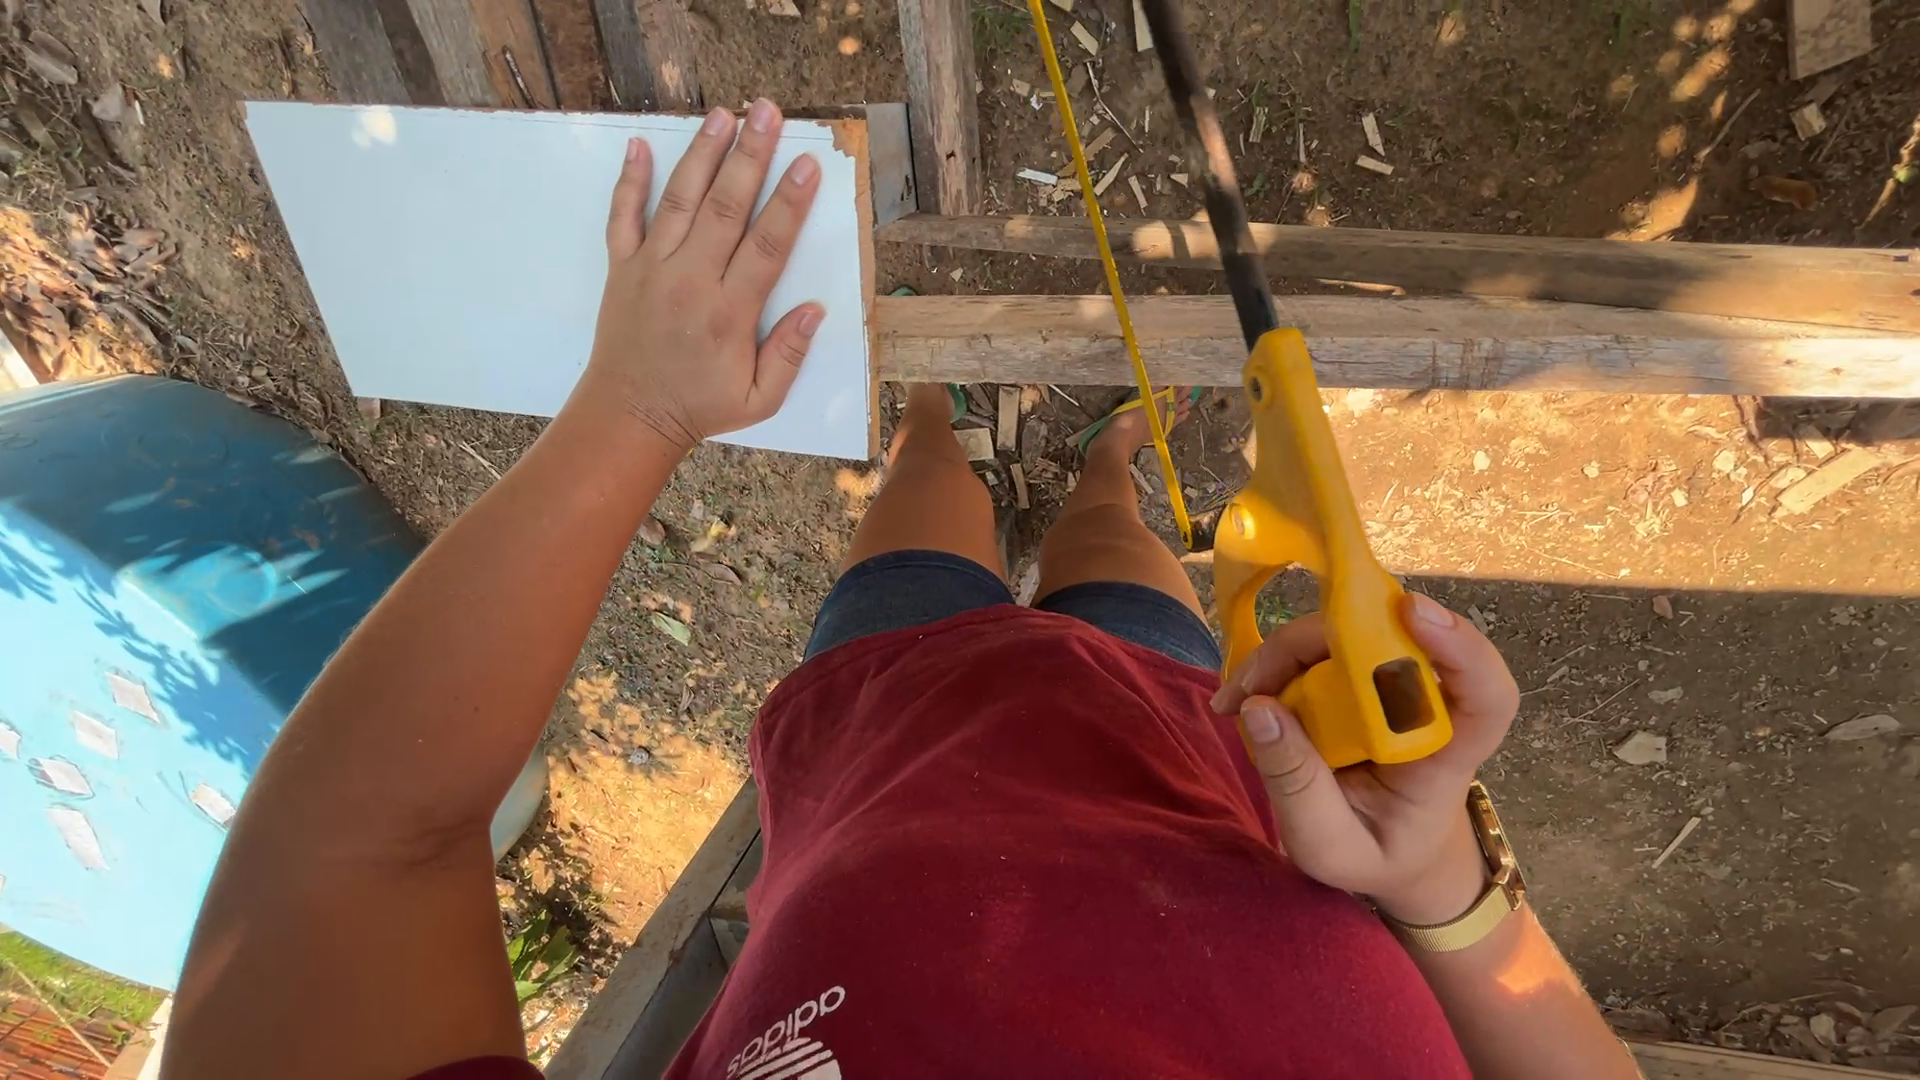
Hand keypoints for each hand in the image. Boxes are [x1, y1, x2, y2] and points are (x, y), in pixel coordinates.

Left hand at [579, 98, 824, 450]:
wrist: (631, 414)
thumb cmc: (701, 408)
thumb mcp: (760, 399)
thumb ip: (789, 355)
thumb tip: (815, 311)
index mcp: (729, 312)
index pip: (766, 246)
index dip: (789, 203)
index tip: (807, 165)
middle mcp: (691, 280)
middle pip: (725, 207)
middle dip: (750, 156)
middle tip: (767, 112)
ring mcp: (652, 269)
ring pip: (680, 200)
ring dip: (703, 154)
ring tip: (723, 114)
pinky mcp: (623, 268)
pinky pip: (623, 216)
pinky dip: (631, 180)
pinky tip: (642, 145)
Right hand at [1211, 593, 1519, 924]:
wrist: (1385, 852)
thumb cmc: (1373, 855)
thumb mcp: (1328, 845)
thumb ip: (1297, 787)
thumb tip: (1258, 710)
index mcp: (1443, 758)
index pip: (1484, 695)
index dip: (1461, 647)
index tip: (1411, 614)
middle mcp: (1421, 706)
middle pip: (1378, 642)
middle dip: (1305, 648)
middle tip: (1246, 692)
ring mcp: (1384, 685)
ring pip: (1337, 636)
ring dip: (1276, 656)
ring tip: (1232, 704)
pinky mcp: (1351, 678)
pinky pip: (1314, 648)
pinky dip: (1270, 663)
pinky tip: (1241, 697)